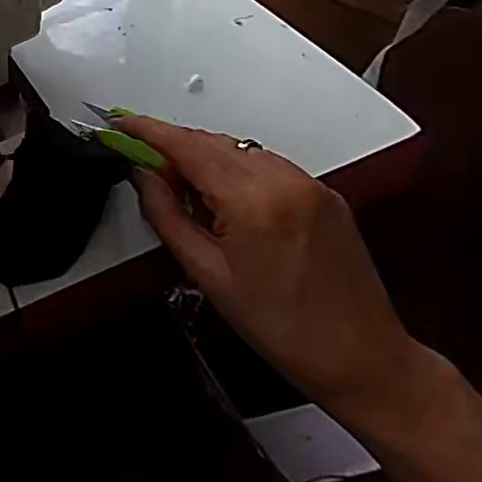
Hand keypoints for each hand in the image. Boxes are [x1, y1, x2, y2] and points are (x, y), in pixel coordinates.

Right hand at [113, 114, 424, 411]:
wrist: (363, 359)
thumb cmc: (282, 325)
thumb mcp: (202, 269)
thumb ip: (164, 211)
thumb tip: (141, 173)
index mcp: (254, 202)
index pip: (186, 145)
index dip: (146, 130)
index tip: (119, 122)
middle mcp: (286, 183)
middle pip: (209, 140)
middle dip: (169, 143)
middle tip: (137, 161)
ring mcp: (311, 186)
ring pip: (235, 148)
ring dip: (199, 155)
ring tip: (179, 188)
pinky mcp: (324, 194)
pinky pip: (263, 162)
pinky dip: (231, 166)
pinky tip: (217, 195)